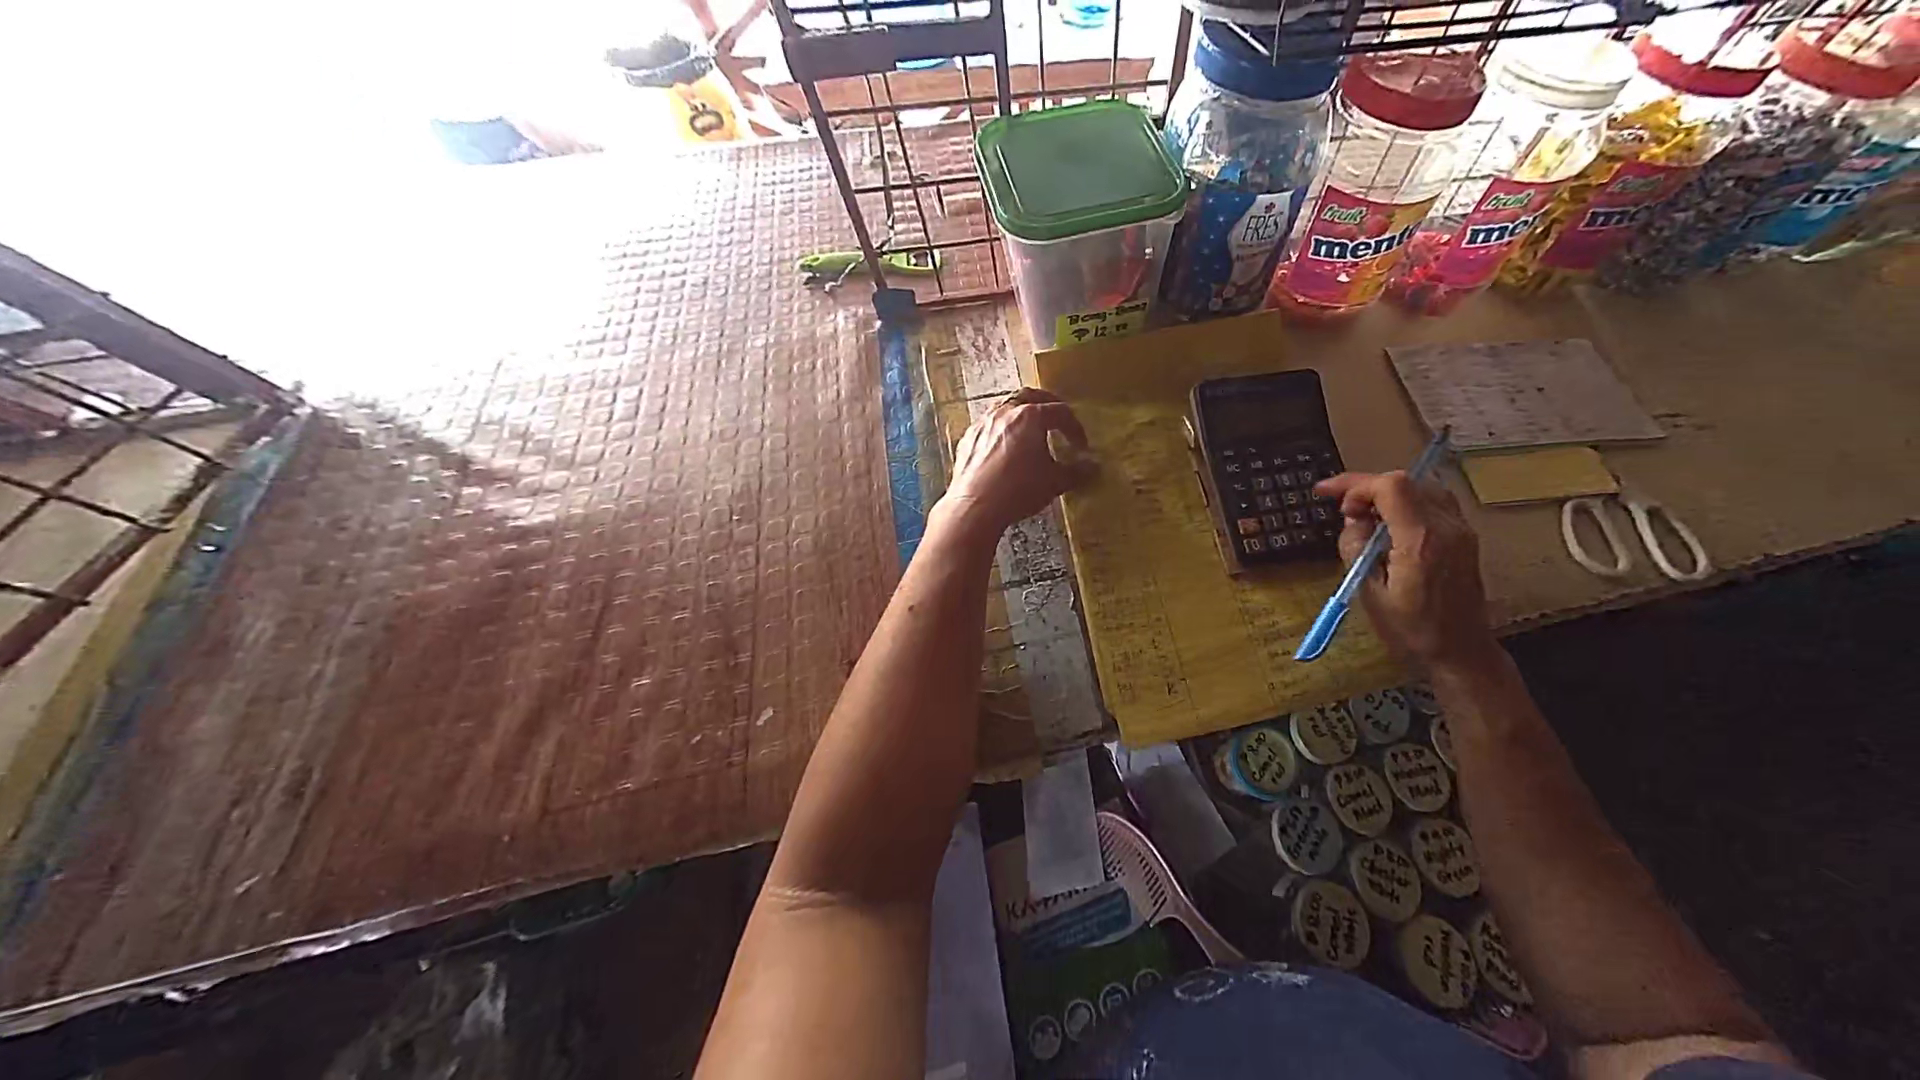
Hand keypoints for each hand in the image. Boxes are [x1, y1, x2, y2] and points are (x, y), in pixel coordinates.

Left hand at [934, 387, 1094, 545]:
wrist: (975, 507)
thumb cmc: (1017, 491)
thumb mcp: (1054, 482)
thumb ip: (1076, 471)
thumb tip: (1091, 467)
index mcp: (1030, 417)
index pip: (1060, 412)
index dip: (1074, 427)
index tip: (1080, 443)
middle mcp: (1004, 413)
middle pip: (1030, 397)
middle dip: (1047, 405)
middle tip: (1057, 419)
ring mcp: (983, 424)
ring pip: (1005, 407)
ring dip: (1021, 413)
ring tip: (1030, 429)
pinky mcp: (968, 440)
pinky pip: (988, 425)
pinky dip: (1001, 429)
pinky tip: (1004, 445)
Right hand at [1314, 470, 1498, 672]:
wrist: (1461, 652)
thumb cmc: (1410, 630)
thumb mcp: (1368, 592)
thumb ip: (1357, 548)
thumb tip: (1354, 519)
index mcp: (1420, 541)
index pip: (1391, 486)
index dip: (1356, 485)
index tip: (1330, 499)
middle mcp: (1446, 528)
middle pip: (1405, 481)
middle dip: (1367, 487)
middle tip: (1341, 507)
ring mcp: (1461, 531)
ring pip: (1421, 487)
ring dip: (1387, 493)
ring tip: (1362, 513)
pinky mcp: (1464, 537)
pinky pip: (1433, 502)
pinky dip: (1406, 502)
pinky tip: (1389, 522)